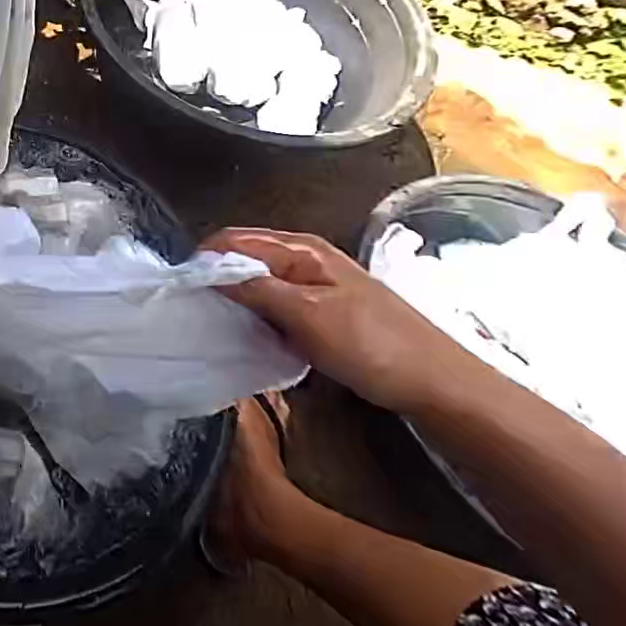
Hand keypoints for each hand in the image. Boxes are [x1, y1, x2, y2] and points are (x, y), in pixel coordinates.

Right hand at [203, 227, 473, 412]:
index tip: (186, 288)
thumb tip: (208, 272)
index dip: (204, 259)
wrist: (439, 386)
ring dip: (239, 299)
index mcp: (300, 248)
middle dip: (218, 278)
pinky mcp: (322, 307)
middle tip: (201, 309)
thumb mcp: (306, 315)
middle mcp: (304, 256)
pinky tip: (256, 334)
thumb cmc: (371, 345)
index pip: (232, 239)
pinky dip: (260, 313)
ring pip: (258, 280)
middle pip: (243, 256)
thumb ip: (255, 289)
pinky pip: (275, 301)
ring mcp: (315, 282)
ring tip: (223, 323)